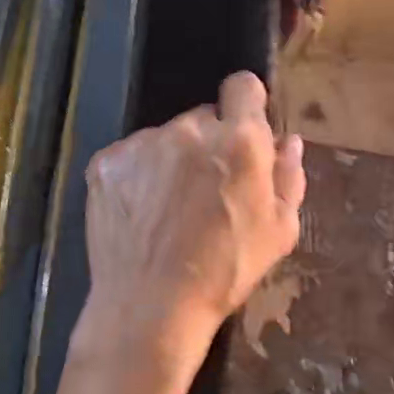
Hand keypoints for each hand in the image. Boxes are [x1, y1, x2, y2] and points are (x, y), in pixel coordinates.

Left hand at [81, 72, 304, 357]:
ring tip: (168, 212)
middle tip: (205, 193)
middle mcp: (188, 129)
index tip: (242, 134)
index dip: (245, 107)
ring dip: (171, 162)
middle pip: (203, 120)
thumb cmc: (226, 272)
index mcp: (238, 140)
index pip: (243, 87)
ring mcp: (141, 144)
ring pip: (164, 140)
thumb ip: (287, 177)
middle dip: (209, 145)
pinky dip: (137, 178)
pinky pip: (130, 159)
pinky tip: (141, 215)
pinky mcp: (106, 164)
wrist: (151, 305)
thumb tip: (287, 141)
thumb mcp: (279, 232)